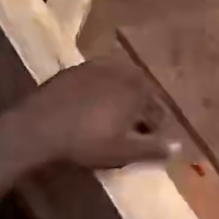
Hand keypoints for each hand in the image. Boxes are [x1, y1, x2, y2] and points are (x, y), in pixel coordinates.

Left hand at [18, 61, 176, 169]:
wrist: (38, 127)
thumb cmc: (86, 141)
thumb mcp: (123, 151)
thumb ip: (153, 148)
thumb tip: (180, 146)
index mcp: (140, 91)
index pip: (157, 111)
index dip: (154, 129)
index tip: (146, 141)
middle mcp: (124, 72)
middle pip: (141, 93)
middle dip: (139, 109)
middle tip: (129, 129)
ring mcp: (98, 67)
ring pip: (120, 83)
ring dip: (121, 97)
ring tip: (111, 117)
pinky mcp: (76, 68)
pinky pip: (98, 78)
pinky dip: (100, 90)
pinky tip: (89, 105)